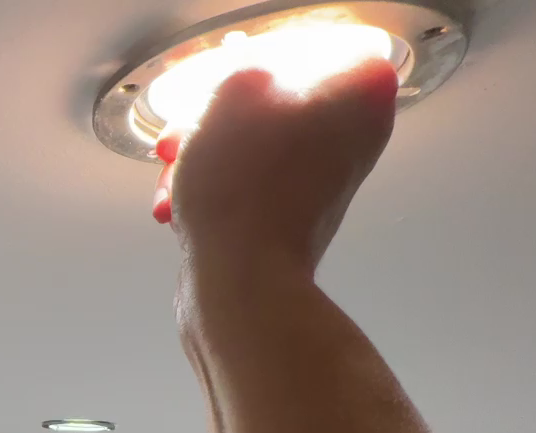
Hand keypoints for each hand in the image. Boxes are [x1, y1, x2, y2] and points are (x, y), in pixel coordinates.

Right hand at [152, 57, 398, 274]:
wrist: (240, 280)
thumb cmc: (243, 194)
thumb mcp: (230, 96)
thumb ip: (241, 68)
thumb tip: (243, 77)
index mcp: (362, 85)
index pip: (299, 48)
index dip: (243, 69)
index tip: (211, 87)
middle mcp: (356, 131)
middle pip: (269, 105)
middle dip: (211, 125)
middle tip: (180, 140)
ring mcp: (325, 180)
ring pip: (251, 150)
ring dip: (203, 163)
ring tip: (174, 184)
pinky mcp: (292, 217)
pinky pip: (247, 188)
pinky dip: (213, 193)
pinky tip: (182, 210)